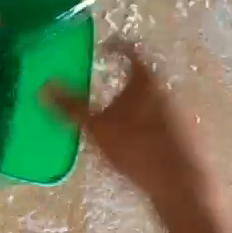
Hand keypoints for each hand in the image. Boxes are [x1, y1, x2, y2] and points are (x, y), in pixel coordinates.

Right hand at [50, 41, 216, 209]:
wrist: (184, 186)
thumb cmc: (137, 149)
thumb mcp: (97, 128)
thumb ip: (70, 107)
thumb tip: (43, 87)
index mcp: (145, 78)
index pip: (129, 49)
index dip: (114, 46)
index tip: (101, 50)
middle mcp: (167, 87)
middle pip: (143, 73)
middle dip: (123, 79)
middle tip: (105, 86)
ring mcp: (181, 110)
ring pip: (154, 97)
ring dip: (136, 102)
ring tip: (118, 117)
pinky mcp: (188, 133)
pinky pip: (163, 117)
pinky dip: (148, 121)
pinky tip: (137, 140)